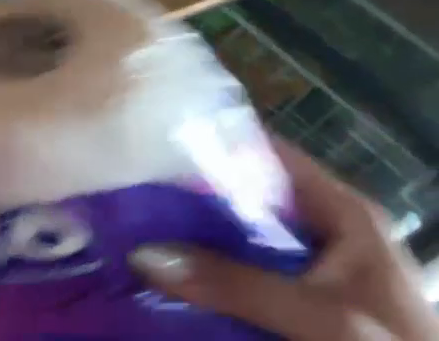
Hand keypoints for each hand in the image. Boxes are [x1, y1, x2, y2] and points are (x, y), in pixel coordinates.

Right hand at [131, 140, 438, 339]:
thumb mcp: (327, 319)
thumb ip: (239, 284)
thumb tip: (139, 253)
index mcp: (338, 209)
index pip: (256, 147)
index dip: (196, 137)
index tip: (134, 133)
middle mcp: (316, 225)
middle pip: (231, 190)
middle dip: (174, 189)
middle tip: (116, 182)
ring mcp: (303, 262)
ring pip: (224, 230)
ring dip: (178, 232)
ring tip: (122, 218)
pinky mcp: (291, 295)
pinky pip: (228, 267)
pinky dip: (194, 266)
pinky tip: (157, 263)